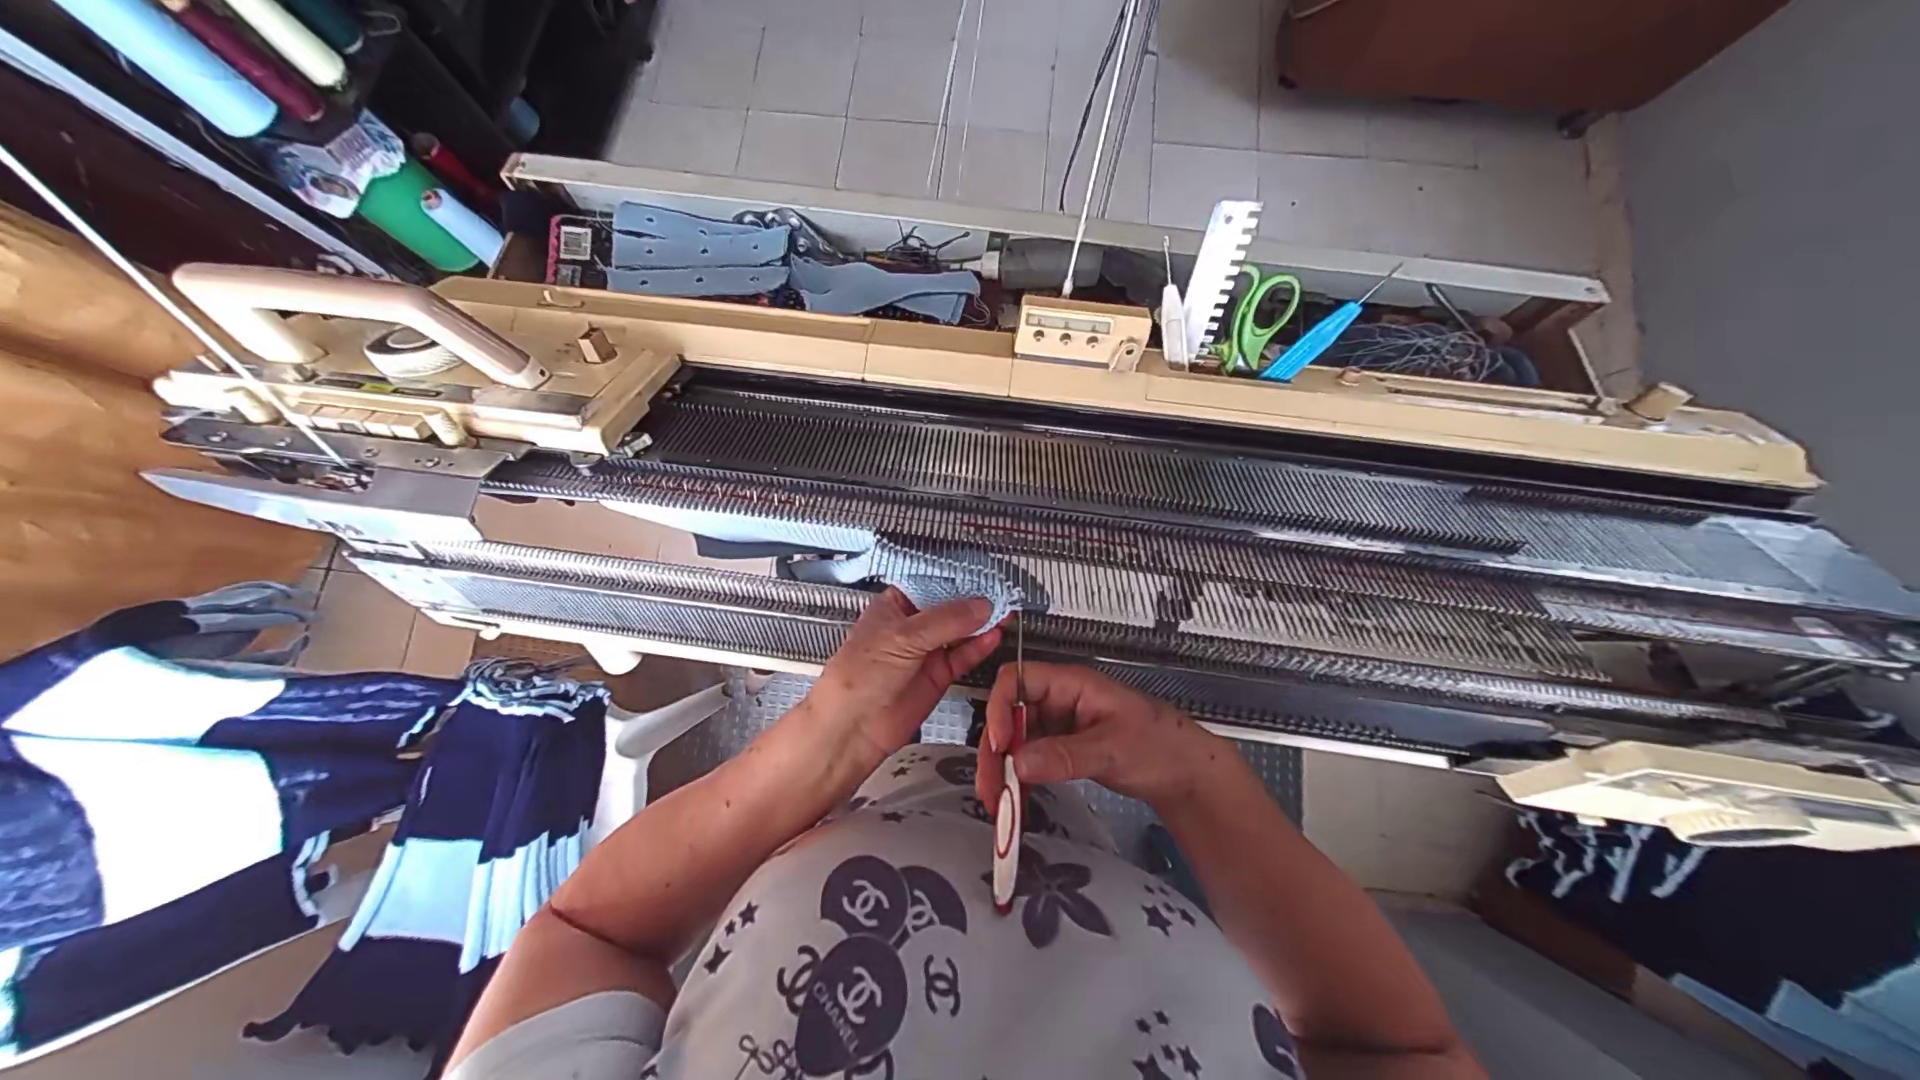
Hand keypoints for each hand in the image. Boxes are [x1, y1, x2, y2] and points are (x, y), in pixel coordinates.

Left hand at [794, 588, 1001, 772]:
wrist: (853, 727)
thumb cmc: (856, 678)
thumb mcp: (902, 637)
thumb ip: (945, 620)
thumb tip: (979, 606)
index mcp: (894, 606)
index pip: (931, 584)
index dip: (956, 580)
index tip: (981, 576)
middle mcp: (911, 627)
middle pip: (950, 607)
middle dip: (974, 601)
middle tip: (999, 593)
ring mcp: (925, 651)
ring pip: (960, 631)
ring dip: (982, 623)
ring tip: (1004, 612)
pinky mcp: (937, 675)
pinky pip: (964, 656)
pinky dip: (980, 646)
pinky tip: (993, 635)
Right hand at [975, 662, 1236, 810]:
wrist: (1187, 774)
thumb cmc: (1160, 745)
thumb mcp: (1113, 749)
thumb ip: (1065, 755)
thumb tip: (1018, 762)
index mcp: (1071, 685)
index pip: (1018, 680)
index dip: (1000, 707)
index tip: (1000, 745)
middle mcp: (1058, 700)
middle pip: (1009, 714)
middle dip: (994, 749)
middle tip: (991, 788)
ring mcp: (1059, 725)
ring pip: (1015, 739)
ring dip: (1000, 767)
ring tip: (996, 802)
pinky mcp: (1062, 748)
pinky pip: (1029, 757)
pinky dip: (1017, 777)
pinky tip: (1012, 800)